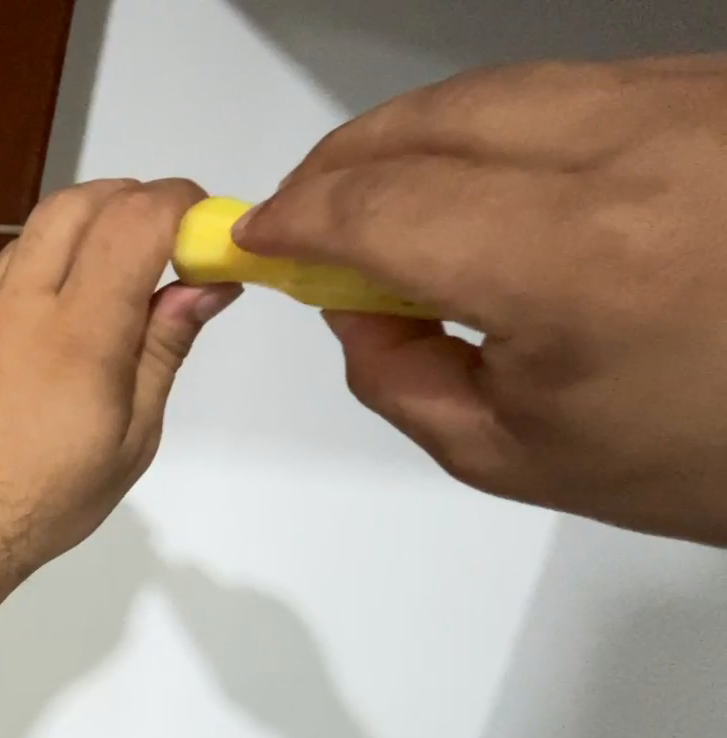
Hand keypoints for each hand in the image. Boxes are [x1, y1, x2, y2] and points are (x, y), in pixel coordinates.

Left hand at [0, 179, 239, 583]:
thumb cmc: (49, 499)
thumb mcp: (131, 438)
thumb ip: (164, 348)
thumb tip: (206, 283)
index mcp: (77, 334)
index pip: (134, 219)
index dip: (179, 202)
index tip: (200, 228)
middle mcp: (17, 308)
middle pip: (73, 204)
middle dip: (125, 199)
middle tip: (154, 241)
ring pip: (27, 237)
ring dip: (74, 237)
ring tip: (98, 288)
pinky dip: (29, 274)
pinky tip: (41, 321)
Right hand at [235, 56, 726, 544]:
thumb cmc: (696, 454)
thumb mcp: (499, 448)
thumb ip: (391, 372)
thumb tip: (345, 298)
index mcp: (578, 266)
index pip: (385, 207)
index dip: (297, 217)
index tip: (250, 238)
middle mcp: (654, 155)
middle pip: (437, 118)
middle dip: (338, 162)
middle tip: (297, 214)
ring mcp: (712, 107)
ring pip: (503, 90)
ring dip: (408, 144)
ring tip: (375, 205)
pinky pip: (573, 91)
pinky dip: (489, 134)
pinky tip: (470, 190)